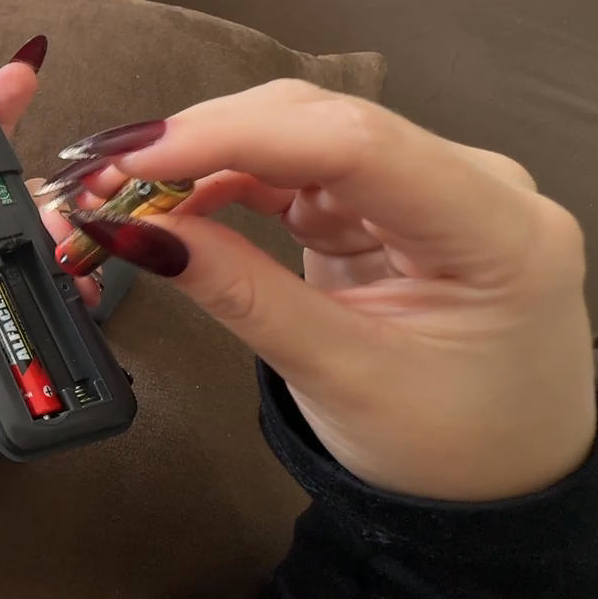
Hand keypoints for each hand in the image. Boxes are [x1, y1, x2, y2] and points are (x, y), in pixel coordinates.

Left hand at [0, 43, 43, 447]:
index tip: (20, 73)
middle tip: (55, 205)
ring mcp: (10, 285)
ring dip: (73, 235)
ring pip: (59, 244)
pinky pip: (73, 300)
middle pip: (29, 199)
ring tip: (66, 245)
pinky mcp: (35, 327)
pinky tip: (81, 290)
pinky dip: (85, 289)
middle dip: (51, 189)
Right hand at [77, 79, 595, 501]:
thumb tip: (129, 230)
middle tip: (102, 171)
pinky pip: (275, 164)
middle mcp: (463, 181)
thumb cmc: (445, 444)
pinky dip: (211, 175)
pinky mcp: (366, 196)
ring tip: (117, 184)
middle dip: (196, 138)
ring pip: (282, 130)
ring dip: (193, 153)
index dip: (231, 137)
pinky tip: (165, 196)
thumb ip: (235, 291)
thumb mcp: (336, 372)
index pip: (351, 143)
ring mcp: (411, 181)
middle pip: (310, 120)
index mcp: (494, 231)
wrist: (495, 478)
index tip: (132, 160)